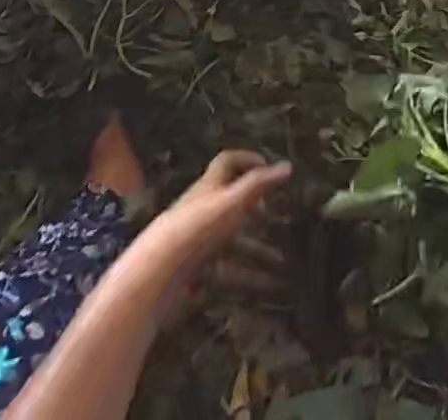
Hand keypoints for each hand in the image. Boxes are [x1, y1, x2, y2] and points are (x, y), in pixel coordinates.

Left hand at [133, 152, 291, 295]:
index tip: (271, 168)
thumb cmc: (197, 227)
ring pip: (237, 242)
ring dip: (261, 250)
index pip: (227, 162)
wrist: (160, 273)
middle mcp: (204, 209)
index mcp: (209, 186)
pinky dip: (253, 277)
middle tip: (283, 219)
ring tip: (286, 262)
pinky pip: (232, 271)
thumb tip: (287, 165)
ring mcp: (202, 241)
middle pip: (234, 204)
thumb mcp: (231, 202)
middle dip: (260, 212)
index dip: (247, 159)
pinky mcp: (200, 269)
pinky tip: (273, 287)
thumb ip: (258, 184)